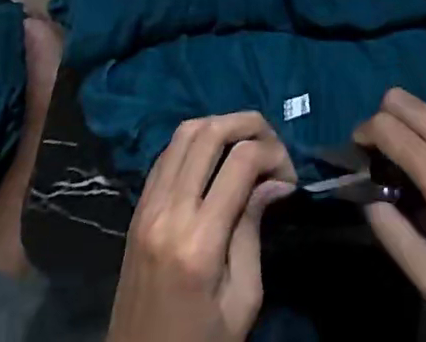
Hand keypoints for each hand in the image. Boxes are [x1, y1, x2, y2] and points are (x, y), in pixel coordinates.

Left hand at [107, 112, 297, 341]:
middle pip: (210, 132)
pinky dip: (196, 143)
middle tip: (274, 148)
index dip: (275, 155)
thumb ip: (253, 230)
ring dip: (222, 126)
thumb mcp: (242, 299)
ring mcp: (146, 208)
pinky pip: (166, 155)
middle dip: (250, 125)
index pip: (241, 161)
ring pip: (184, 133)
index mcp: (198, 242)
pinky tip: (216, 161)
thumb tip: (276, 182)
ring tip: (248, 146)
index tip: (290, 179)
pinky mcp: (136, 211)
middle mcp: (167, 213)